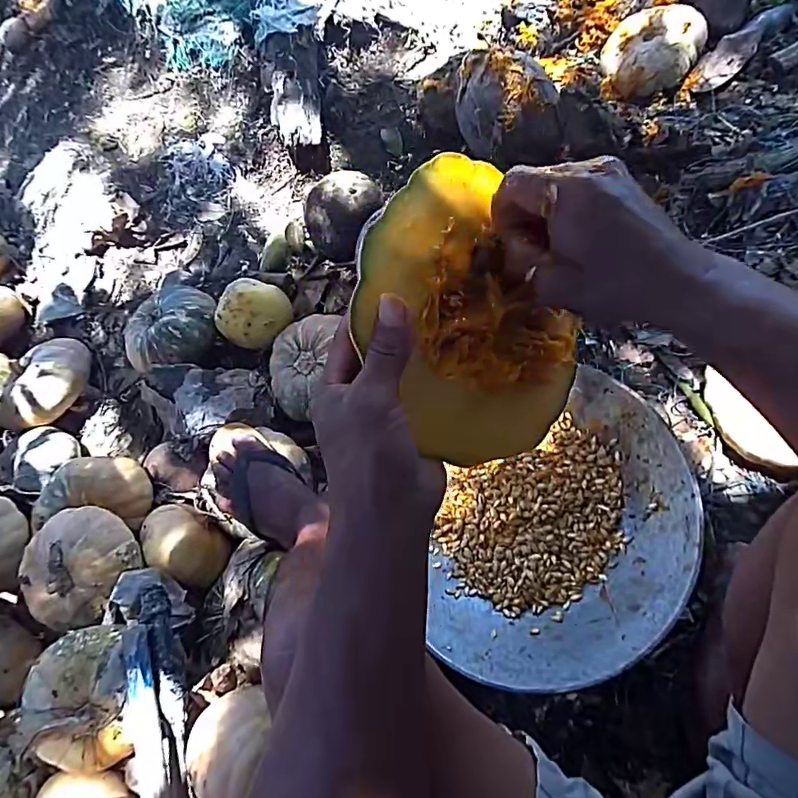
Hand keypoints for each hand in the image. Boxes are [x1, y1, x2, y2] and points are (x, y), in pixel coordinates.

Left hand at [311, 294, 445, 536]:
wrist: (393, 515)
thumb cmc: (369, 455)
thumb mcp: (371, 397)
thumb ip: (382, 352)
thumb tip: (391, 300)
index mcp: (333, 388)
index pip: (347, 338)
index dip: (367, 311)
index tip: (396, 282)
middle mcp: (357, 398)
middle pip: (378, 354)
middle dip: (401, 331)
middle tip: (434, 298)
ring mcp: (387, 414)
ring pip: (405, 375)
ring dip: (423, 355)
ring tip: (454, 321)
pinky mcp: (415, 428)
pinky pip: (426, 397)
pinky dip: (440, 380)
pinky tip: (464, 359)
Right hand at [493, 156, 709, 326]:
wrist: (680, 282)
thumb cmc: (619, 286)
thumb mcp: (557, 285)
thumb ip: (523, 264)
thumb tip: (516, 253)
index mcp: (566, 190)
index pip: (511, 184)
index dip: (503, 218)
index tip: (518, 248)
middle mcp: (588, 170)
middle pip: (533, 182)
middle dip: (526, 218)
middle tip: (540, 255)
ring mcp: (609, 172)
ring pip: (555, 185)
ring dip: (548, 215)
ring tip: (564, 250)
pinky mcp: (623, 182)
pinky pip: (580, 188)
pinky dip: (570, 211)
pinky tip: (584, 241)